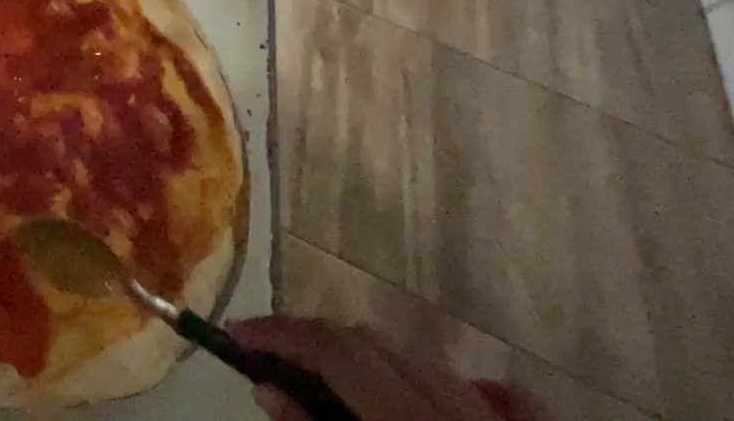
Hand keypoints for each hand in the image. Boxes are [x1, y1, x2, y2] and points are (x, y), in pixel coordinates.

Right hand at [229, 317, 545, 420]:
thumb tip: (268, 389)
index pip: (336, 351)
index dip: (278, 333)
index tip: (235, 336)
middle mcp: (462, 417)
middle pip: (374, 346)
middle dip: (313, 343)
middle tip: (268, 358)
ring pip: (427, 364)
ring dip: (371, 363)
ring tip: (336, 385)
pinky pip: (509, 401)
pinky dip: (463, 388)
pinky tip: (434, 404)